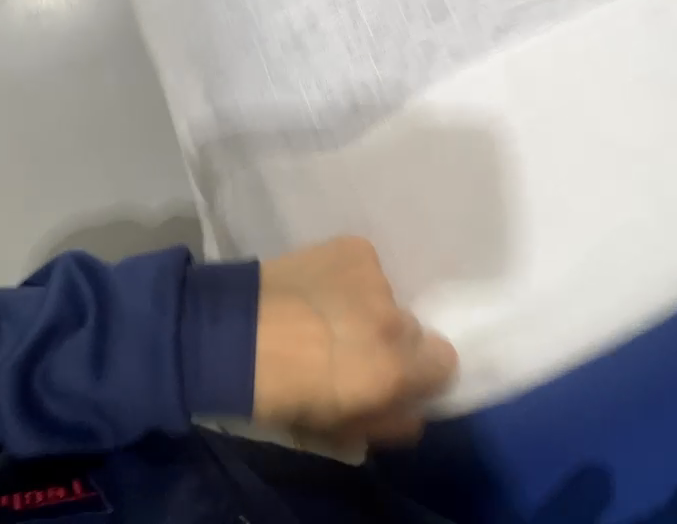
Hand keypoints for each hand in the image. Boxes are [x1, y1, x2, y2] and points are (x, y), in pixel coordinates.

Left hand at [252, 237, 457, 444]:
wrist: (231, 332)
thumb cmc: (278, 394)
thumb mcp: (335, 429)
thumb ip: (385, 422)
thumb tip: (412, 413)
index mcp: (394, 370)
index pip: (445, 363)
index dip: (420, 372)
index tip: (395, 377)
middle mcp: (394, 319)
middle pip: (412, 329)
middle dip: (390, 341)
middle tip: (352, 349)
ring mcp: (376, 277)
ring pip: (385, 297)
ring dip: (367, 307)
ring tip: (326, 314)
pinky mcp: (355, 248)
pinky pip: (366, 267)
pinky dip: (351, 278)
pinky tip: (319, 288)